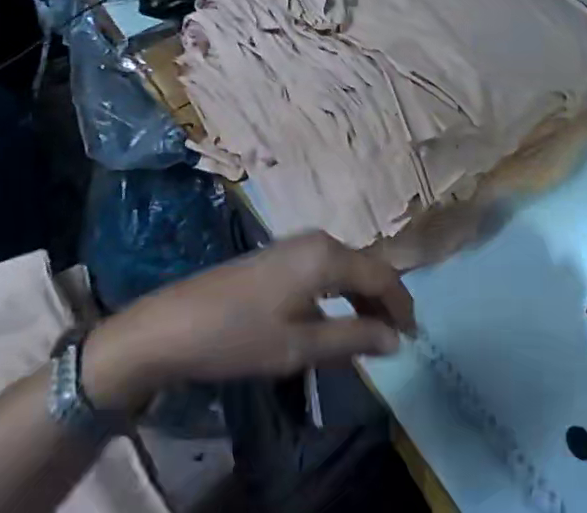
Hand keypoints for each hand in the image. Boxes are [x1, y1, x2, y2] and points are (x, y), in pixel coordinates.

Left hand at [84, 232, 416, 410]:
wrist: (170, 324)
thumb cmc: (238, 336)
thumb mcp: (299, 346)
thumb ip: (353, 338)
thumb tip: (395, 339)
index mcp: (327, 256)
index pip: (381, 276)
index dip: (402, 306)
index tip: (415, 337)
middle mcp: (317, 240)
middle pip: (366, 267)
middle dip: (384, 301)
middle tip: (397, 339)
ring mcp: (296, 244)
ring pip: (346, 267)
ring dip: (363, 298)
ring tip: (372, 332)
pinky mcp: (280, 255)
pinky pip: (326, 268)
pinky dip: (341, 291)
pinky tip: (337, 316)